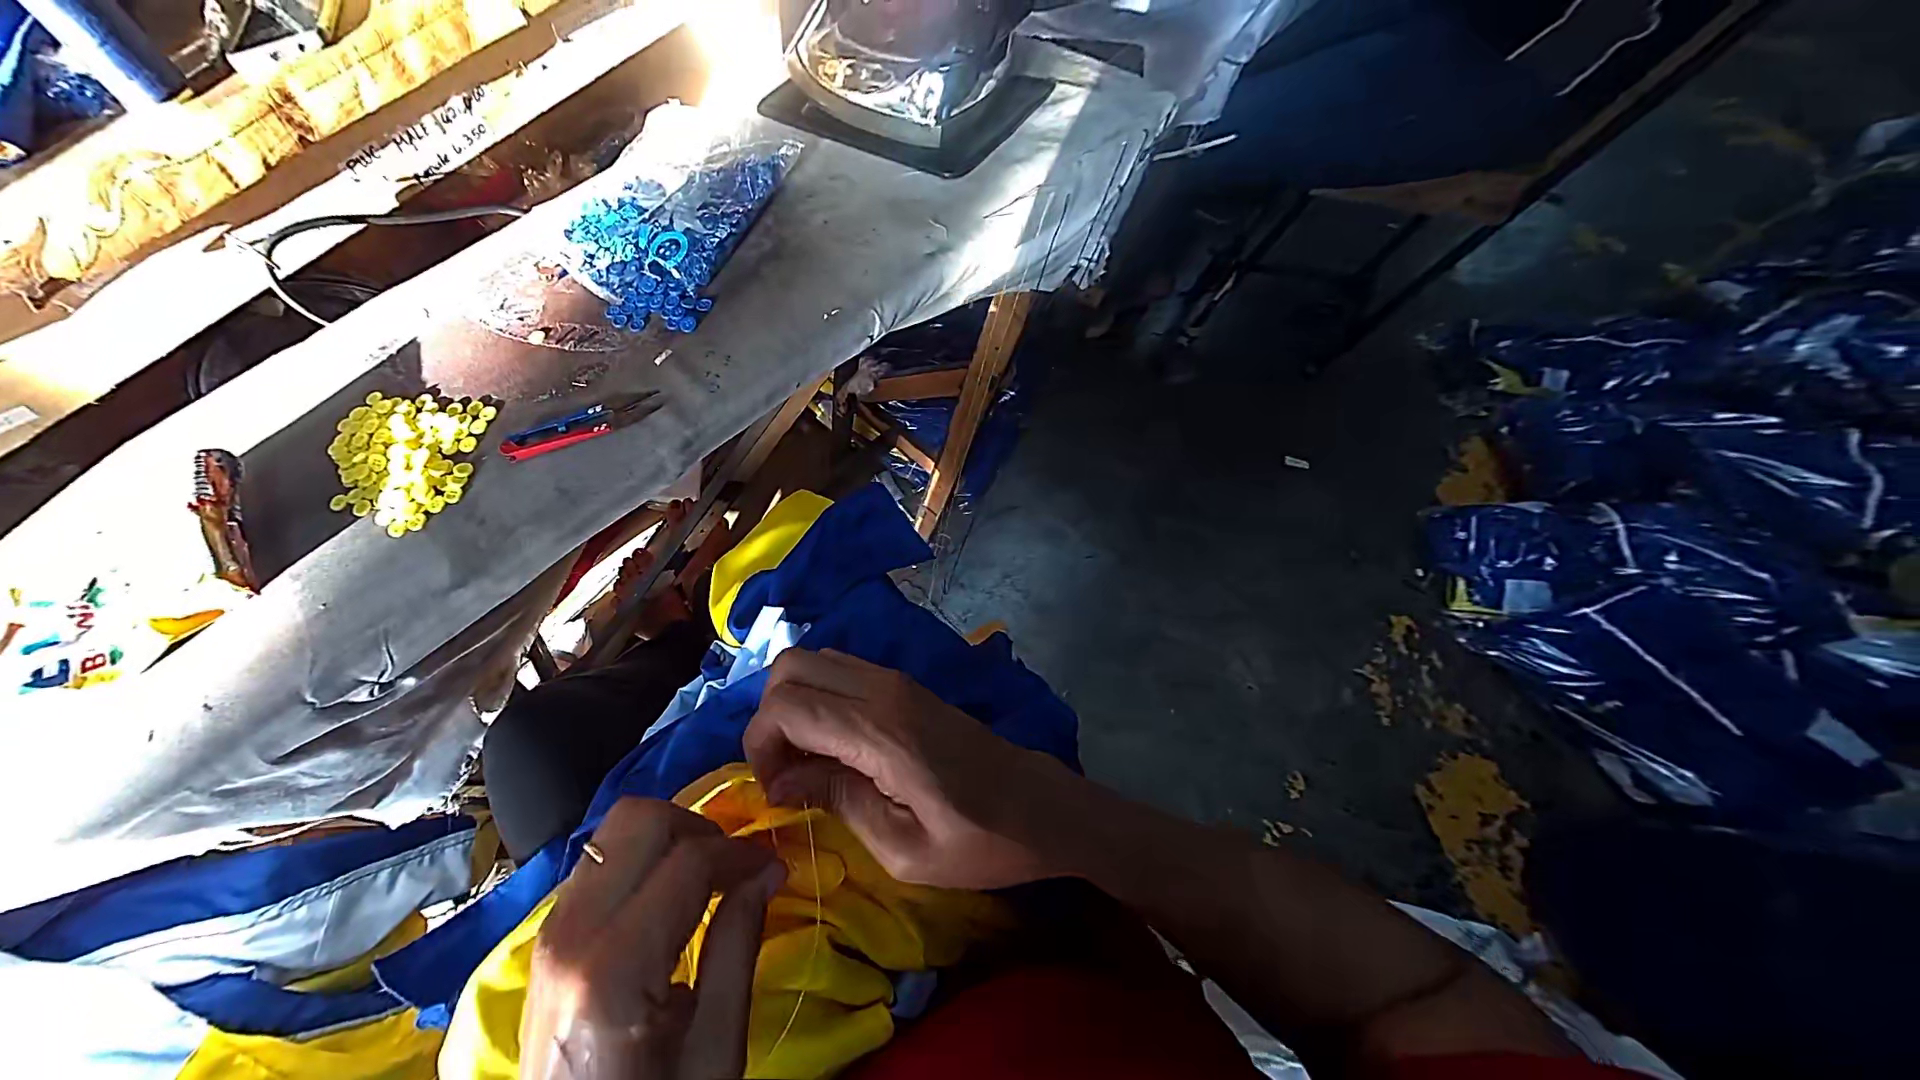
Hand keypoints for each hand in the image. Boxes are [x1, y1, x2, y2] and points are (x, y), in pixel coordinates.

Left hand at [520, 798, 784, 1079]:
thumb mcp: (716, 1044)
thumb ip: (739, 944)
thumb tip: (768, 869)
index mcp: (614, 970)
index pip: (687, 860)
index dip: (741, 852)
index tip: (772, 865)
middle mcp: (571, 935)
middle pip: (639, 820)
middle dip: (699, 828)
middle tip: (733, 864)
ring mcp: (548, 932)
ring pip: (615, 829)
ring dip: (670, 837)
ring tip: (706, 875)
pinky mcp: (545, 936)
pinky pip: (601, 860)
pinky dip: (644, 857)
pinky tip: (670, 893)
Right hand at [743, 648, 1064, 889]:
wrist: (1041, 806)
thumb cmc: (980, 840)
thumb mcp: (903, 849)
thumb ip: (837, 803)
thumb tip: (781, 783)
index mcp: (881, 731)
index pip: (786, 705)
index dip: (759, 745)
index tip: (774, 790)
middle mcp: (884, 690)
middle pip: (790, 666)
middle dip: (768, 717)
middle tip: (782, 772)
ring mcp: (897, 681)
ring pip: (814, 660)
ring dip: (791, 704)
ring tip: (804, 761)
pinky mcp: (906, 685)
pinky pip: (841, 670)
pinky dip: (817, 698)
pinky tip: (832, 747)